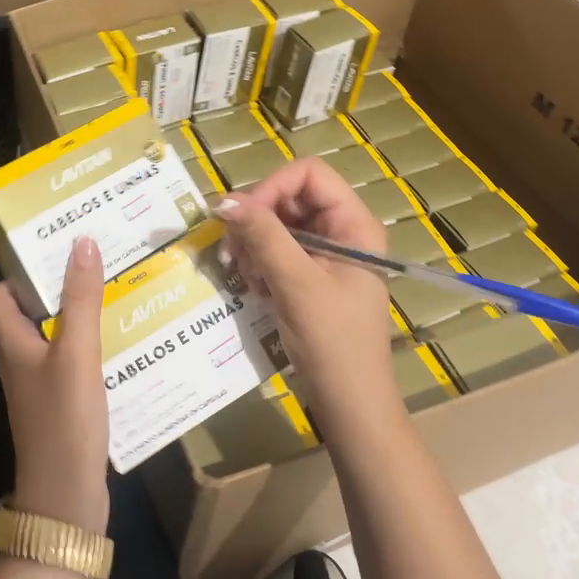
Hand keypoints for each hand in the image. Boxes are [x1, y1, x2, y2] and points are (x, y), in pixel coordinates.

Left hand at [0, 236, 110, 532]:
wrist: (66, 501)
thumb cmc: (63, 420)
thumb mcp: (76, 353)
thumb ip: (81, 300)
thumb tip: (82, 240)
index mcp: (12, 344)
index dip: (18, 274)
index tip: (53, 252)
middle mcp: (21, 362)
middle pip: (33, 315)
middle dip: (62, 290)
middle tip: (98, 265)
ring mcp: (41, 388)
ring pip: (58, 340)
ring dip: (83, 320)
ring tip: (120, 296)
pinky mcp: (63, 409)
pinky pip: (76, 368)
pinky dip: (96, 353)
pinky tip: (127, 346)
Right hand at [219, 157, 396, 401]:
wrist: (349, 404)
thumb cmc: (333, 342)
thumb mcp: (296, 284)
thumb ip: (262, 236)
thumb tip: (223, 199)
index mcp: (355, 224)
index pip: (308, 174)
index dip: (272, 187)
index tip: (242, 217)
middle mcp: (343, 230)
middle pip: (289, 196)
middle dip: (256, 219)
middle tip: (232, 251)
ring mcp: (326, 253)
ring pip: (278, 223)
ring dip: (253, 243)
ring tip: (245, 274)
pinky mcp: (310, 275)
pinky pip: (277, 249)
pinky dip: (259, 261)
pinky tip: (255, 287)